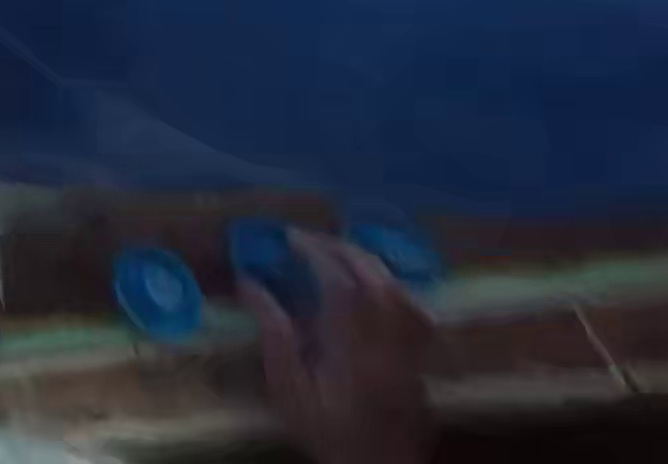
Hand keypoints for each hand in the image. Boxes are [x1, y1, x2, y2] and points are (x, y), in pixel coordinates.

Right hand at [239, 232, 436, 463]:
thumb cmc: (323, 430)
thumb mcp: (286, 386)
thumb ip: (272, 332)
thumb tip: (248, 280)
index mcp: (353, 352)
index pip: (342, 287)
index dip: (316, 253)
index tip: (288, 237)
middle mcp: (389, 348)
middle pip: (378, 283)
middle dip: (343, 250)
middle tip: (310, 238)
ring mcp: (411, 356)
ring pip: (402, 295)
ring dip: (369, 264)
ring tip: (336, 250)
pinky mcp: (419, 364)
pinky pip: (415, 314)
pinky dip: (392, 287)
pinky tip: (372, 283)